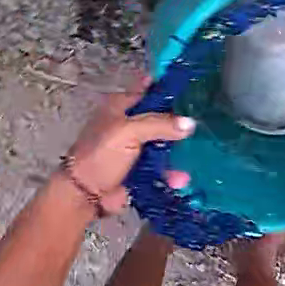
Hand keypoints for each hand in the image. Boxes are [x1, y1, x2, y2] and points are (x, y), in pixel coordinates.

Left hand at [62, 78, 193, 213]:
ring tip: (192, 158)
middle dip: (179, 124)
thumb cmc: (101, 155)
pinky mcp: (140, 170)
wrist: (85, 195)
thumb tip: (190, 123)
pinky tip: (181, 179)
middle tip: (200, 126)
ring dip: (178, 153)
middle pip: (161, 118)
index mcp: (121, 106)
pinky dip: (171, 173)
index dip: (168, 90)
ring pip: (165, 145)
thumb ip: (160, 124)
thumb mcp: (129, 132)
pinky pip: (162, 168)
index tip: (192, 92)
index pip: (149, 91)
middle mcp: (129, 124)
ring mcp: (135, 148)